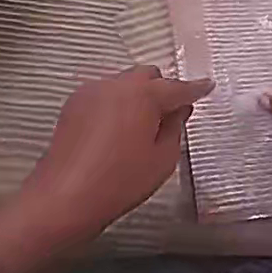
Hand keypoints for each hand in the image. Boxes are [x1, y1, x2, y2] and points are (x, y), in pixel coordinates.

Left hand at [5, 66, 211, 252]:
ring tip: (141, 127)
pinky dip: (116, 103)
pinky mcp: (73, 104)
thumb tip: (178, 110)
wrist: (65, 196)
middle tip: (170, 116)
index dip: (195, 88)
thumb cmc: (119, 181)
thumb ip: (175, 127)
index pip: (177, 87)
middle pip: (147, 76)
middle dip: (162, 90)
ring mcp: (91, 91)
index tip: (206, 86)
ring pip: (123, 83)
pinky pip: (104, 94)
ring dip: (137, 96)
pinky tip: (116, 131)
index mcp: (143, 95)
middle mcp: (116, 84)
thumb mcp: (162, 159)